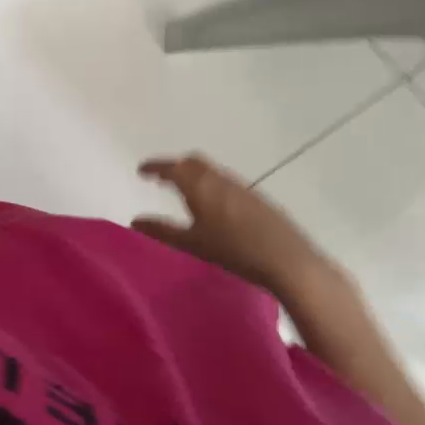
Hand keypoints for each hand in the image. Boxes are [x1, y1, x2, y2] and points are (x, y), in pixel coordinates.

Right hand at [133, 154, 339, 297]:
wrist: (289, 262)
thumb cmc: (234, 251)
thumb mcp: (192, 244)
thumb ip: (162, 231)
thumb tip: (134, 220)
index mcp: (199, 185)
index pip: (171, 167)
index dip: (154, 167)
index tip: (141, 171)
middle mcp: (219, 179)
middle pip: (193, 162)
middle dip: (175, 167)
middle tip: (163, 179)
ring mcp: (242, 188)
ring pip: (212, 172)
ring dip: (195, 176)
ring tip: (187, 194)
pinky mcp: (259, 200)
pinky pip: (227, 183)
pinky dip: (213, 186)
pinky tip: (216, 209)